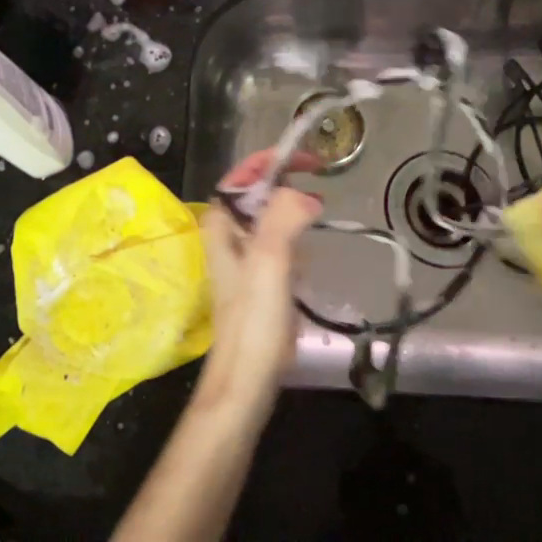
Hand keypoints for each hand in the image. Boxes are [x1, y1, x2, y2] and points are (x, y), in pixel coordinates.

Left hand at [198, 149, 323, 414]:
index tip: (309, 160)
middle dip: (286, 180)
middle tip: (321, 179)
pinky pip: (278, 246)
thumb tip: (306, 195)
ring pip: (268, 219)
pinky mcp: (259, 283)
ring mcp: (242, 261)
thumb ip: (284, 216)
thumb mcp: (269, 259)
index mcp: (221, 225)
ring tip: (319, 208)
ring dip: (292, 207)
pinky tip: (310, 253)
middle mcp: (227, 238)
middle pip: (256, 194)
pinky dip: (295, 238)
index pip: (242, 175)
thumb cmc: (254, 319)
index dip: (272, 160)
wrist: (246, 382)